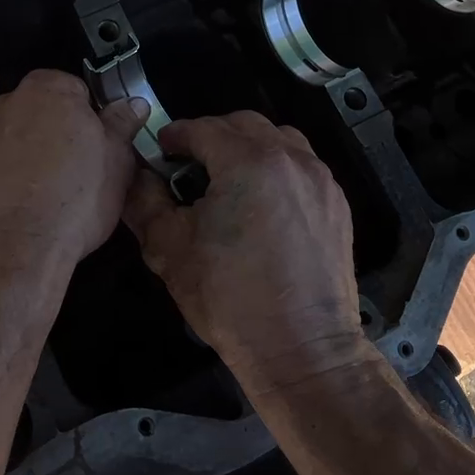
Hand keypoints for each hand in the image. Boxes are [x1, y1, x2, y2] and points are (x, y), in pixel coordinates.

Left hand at [0, 69, 150, 272]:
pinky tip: (28, 204)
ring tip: (54, 193)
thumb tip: (133, 103)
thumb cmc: (76, 195)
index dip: (93, 119)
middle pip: (46, 111)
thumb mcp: (117, 160)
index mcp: (49, 87)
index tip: (100, 147)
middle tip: (82, 171)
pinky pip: (1, 162)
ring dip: (35, 155)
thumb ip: (123, 124)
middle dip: (62, 134)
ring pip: (22, 137)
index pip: (78, 90)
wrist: (13, 245)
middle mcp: (11, 100)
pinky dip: (13, 175)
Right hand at [124, 112, 370, 393]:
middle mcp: (289, 160)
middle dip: (212, 136)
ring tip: (229, 178)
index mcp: (247, 163)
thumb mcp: (169, 249)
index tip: (162, 151)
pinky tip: (261, 201)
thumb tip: (138, 176)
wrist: (301, 350)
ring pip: (278, 138)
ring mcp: (319, 181)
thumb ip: (146, 201)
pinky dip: (277, 168)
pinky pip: (302, 166)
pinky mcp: (336, 205)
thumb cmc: (231, 300)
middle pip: (242, 124)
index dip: (176, 136)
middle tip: (190, 164)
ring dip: (248, 146)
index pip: (202, 128)